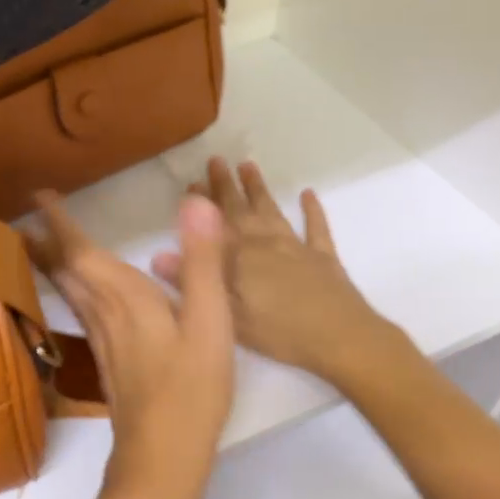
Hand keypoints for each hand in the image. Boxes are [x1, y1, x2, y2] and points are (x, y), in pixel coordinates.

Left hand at [24, 192, 234, 498]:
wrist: (161, 460)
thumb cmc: (191, 391)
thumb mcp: (210, 323)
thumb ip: (203, 263)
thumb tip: (196, 202)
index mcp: (124, 298)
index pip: (80, 251)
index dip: (58, 223)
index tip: (37, 196)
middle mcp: (104, 315)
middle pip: (65, 271)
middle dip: (46, 242)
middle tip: (26, 218)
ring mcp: (102, 342)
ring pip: (69, 294)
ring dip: (53, 266)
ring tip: (41, 249)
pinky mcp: (107, 363)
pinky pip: (80, 312)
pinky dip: (70, 292)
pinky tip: (82, 299)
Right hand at [156, 158, 414, 381]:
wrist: (340, 337)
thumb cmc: (280, 332)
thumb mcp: (228, 314)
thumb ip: (195, 281)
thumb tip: (158, 257)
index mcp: (238, 258)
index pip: (214, 225)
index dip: (202, 204)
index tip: (191, 183)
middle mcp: (264, 243)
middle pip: (241, 210)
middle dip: (225, 186)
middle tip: (215, 160)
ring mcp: (296, 247)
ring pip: (272, 211)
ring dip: (259, 189)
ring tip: (248, 165)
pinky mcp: (323, 257)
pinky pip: (316, 227)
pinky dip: (312, 209)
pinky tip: (308, 194)